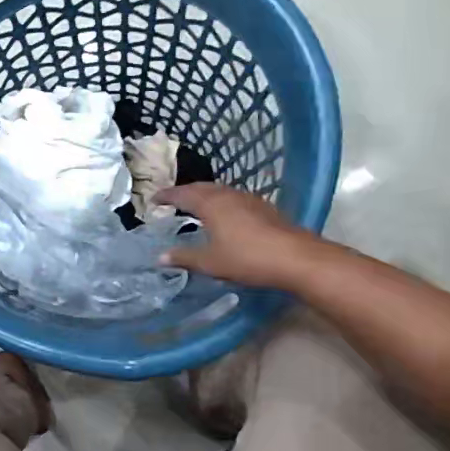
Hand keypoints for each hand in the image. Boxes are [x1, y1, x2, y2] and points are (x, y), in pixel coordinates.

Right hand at [156, 182, 333, 288]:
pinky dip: (220, 202)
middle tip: (172, 201)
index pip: (182, 194)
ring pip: (220, 191)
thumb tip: (160, 257)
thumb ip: (183, 257)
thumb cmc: (247, 258)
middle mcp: (228, 195)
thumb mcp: (210, 262)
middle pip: (201, 188)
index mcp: (211, 204)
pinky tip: (222, 215)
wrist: (296, 258)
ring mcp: (249, 199)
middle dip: (184, 192)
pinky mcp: (263, 208)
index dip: (166, 196)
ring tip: (194, 206)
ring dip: (204, 195)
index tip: (153, 200)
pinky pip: (233, 198)